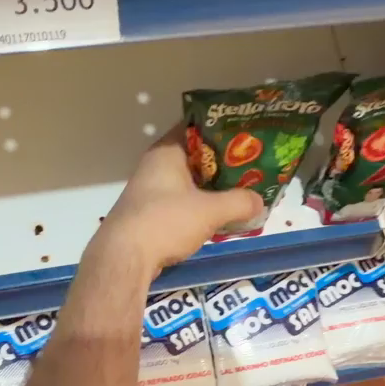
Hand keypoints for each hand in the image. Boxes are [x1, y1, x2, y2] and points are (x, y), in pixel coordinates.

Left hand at [91, 126, 264, 274]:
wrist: (124, 258)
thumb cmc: (166, 221)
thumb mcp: (210, 211)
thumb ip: (239, 203)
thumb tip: (260, 202)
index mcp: (167, 152)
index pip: (196, 128)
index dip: (222, 130)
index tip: (246, 137)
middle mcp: (156, 166)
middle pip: (195, 157)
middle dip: (223, 164)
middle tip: (251, 169)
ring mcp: (150, 191)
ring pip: (188, 183)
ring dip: (212, 189)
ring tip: (240, 193)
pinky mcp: (149, 215)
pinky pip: (181, 204)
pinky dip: (199, 207)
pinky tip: (217, 217)